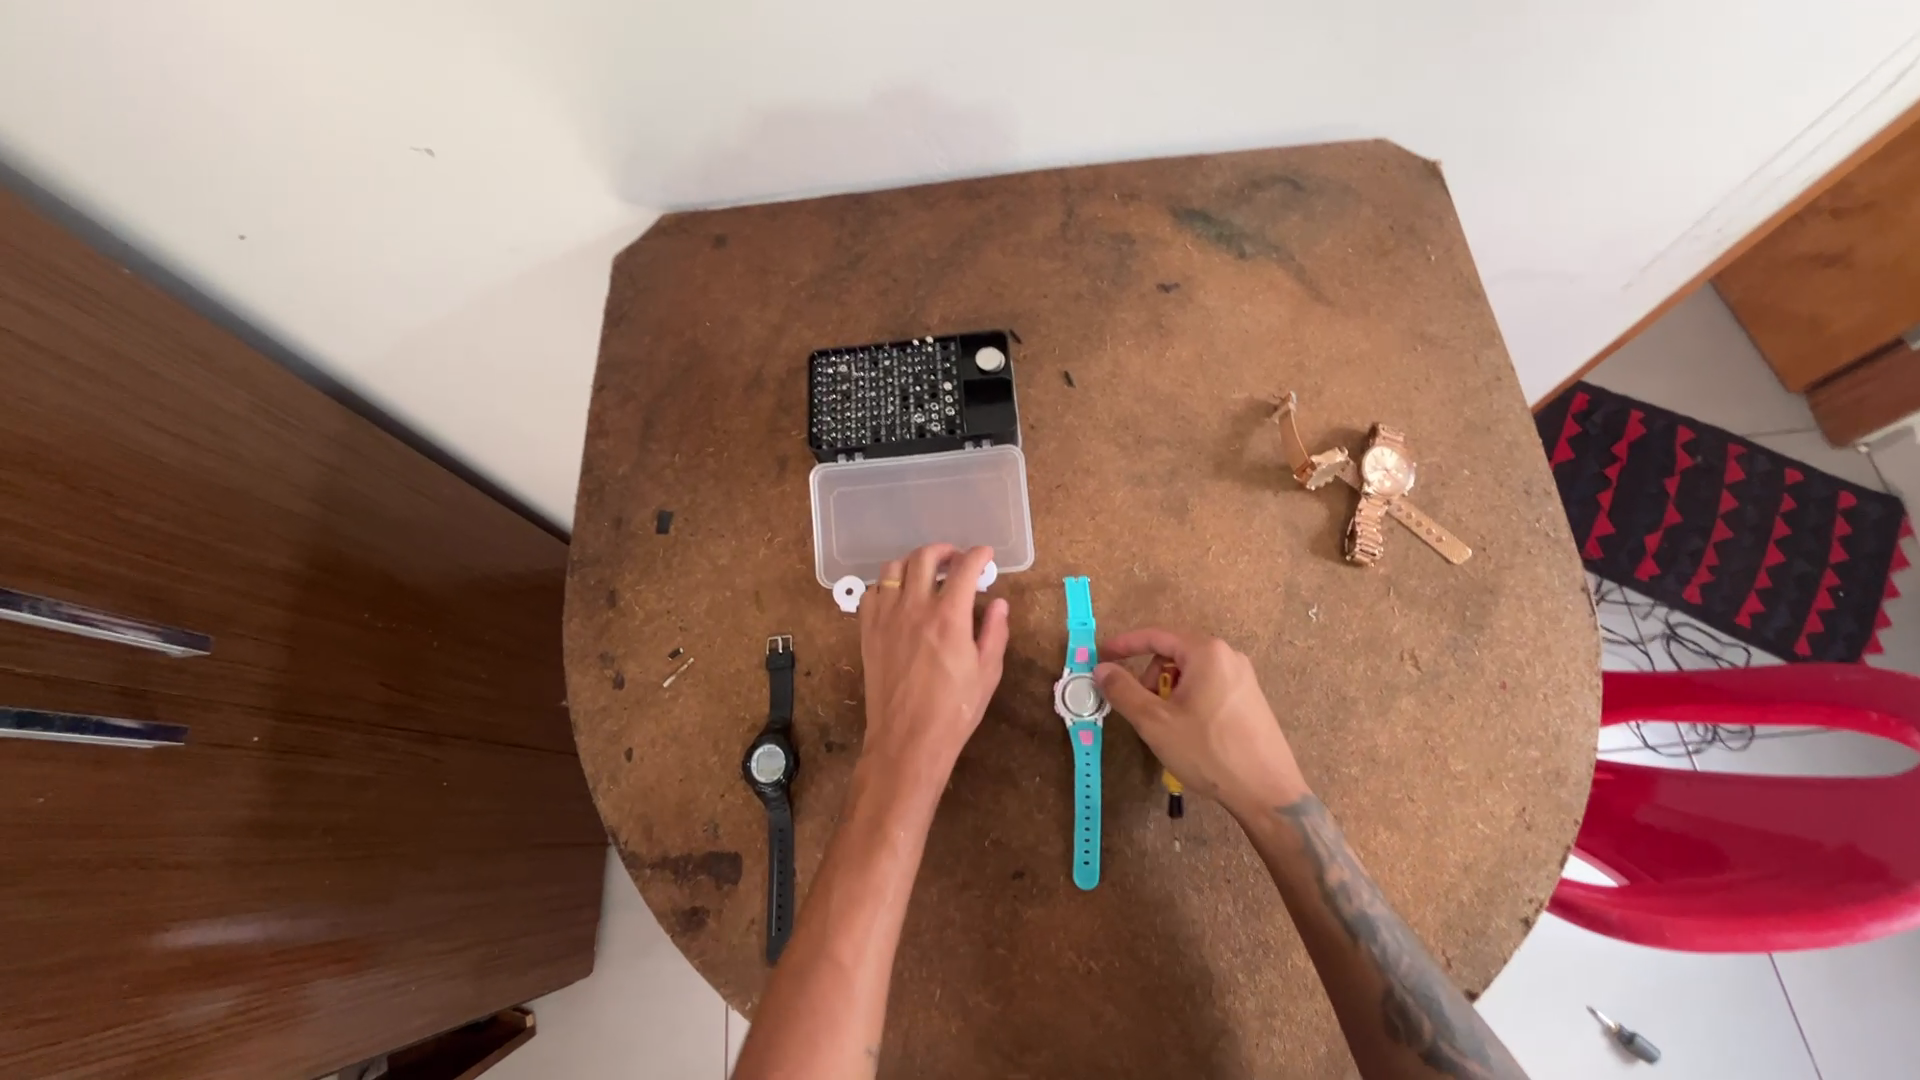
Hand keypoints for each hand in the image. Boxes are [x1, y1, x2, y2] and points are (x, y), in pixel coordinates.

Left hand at [858, 545, 1009, 778]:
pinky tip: (898, 596)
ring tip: (925, 573)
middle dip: (944, 551)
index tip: (986, 555)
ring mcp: (886, 617)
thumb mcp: (987, 673)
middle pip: (924, 558)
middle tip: (956, 559)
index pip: (964, 568)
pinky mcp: (868, 631)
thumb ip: (995, 632)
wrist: (908, 739)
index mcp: (949, 617)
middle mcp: (915, 608)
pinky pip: (872, 592)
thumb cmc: (954, 711)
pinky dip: (887, 585)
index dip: (978, 555)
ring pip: (893, 568)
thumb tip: (999, 604)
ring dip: (913, 563)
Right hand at [1095, 628, 1308, 818]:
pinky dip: (1188, 700)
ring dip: (1168, 692)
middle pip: (1173, 654)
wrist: (1267, 792)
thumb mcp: (1155, 722)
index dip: (1124, 645)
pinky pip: (1208, 687)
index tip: (1102, 657)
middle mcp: (1228, 656)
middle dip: (1149, 677)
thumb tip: (1102, 669)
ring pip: (1190, 673)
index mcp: (1206, 652)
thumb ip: (1123, 691)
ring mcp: (1243, 677)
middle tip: (1142, 709)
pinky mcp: (1250, 699)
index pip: (1156, 636)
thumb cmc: (1208, 751)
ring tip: (1166, 725)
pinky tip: (1189, 732)